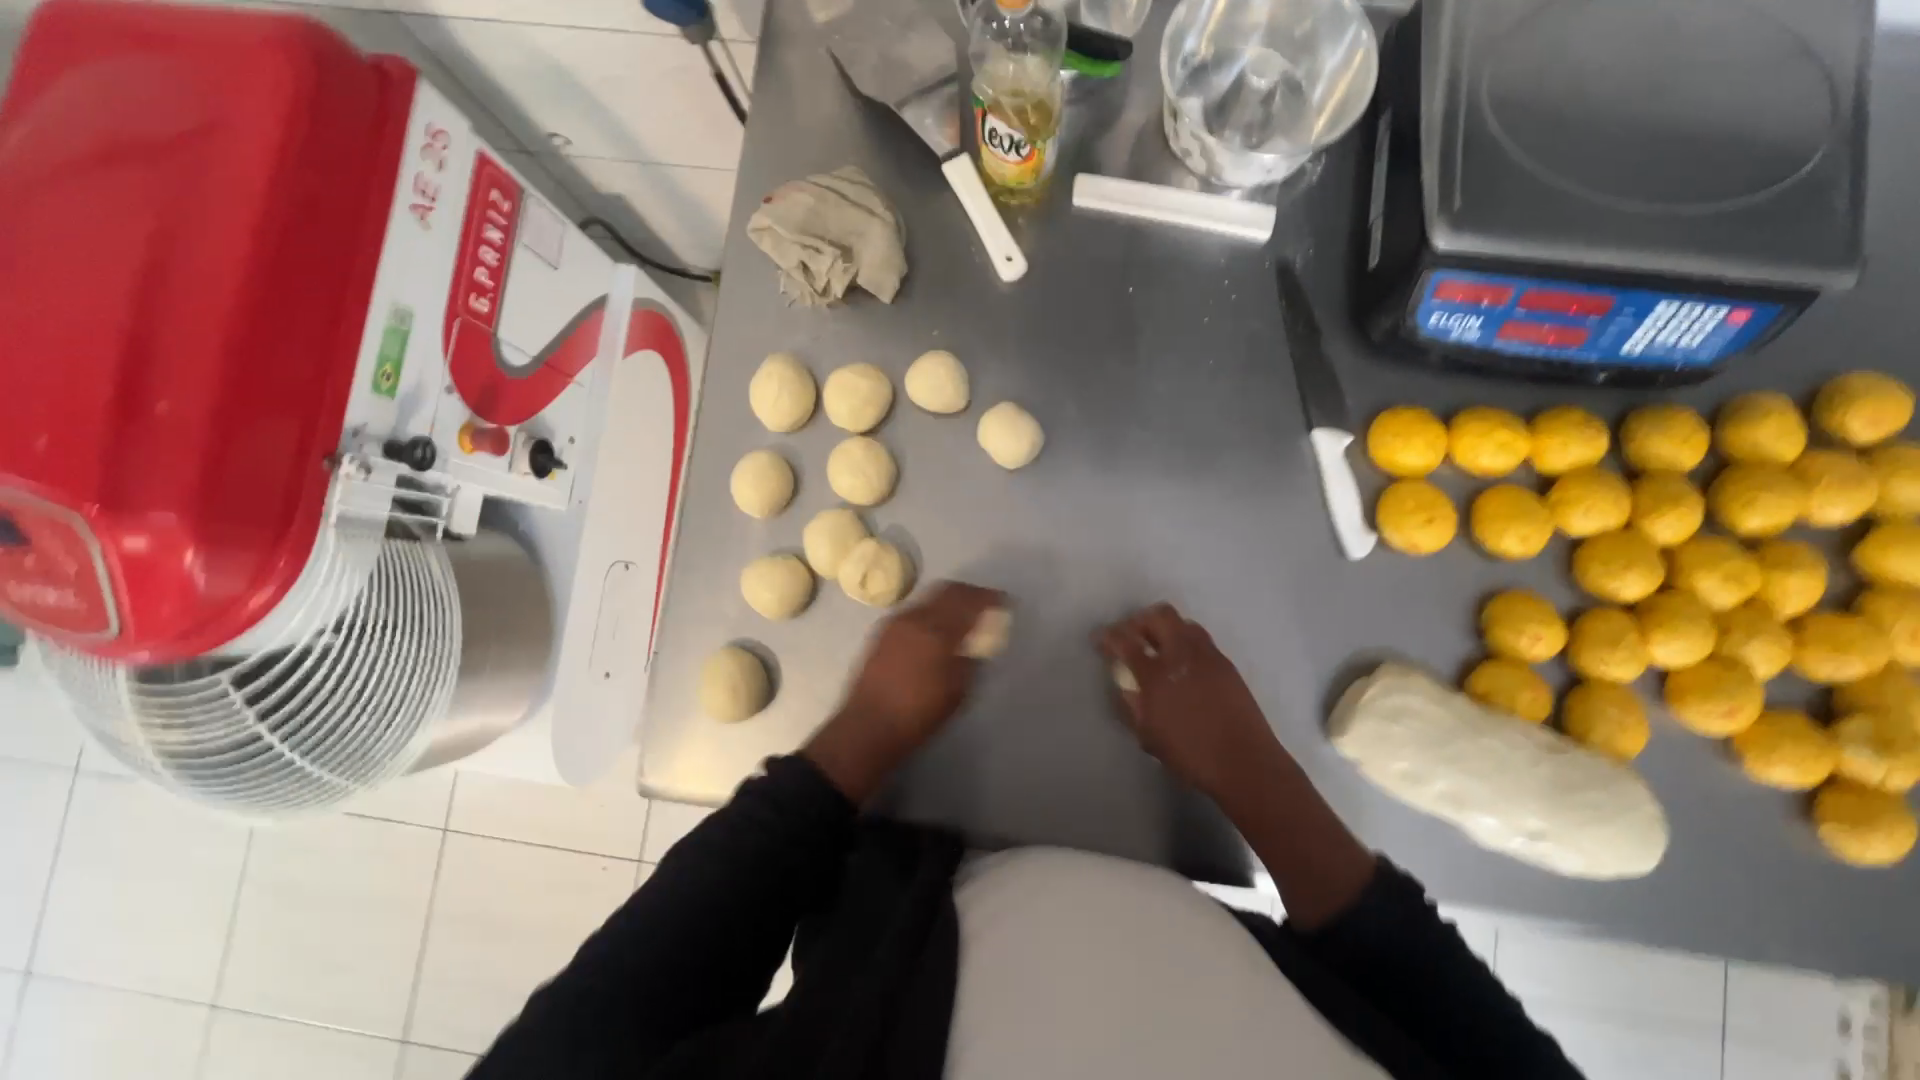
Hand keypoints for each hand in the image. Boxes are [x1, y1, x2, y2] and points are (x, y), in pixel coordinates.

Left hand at [804, 581, 1005, 802]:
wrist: (868, 727)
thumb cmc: (919, 715)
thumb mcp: (958, 690)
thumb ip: (971, 658)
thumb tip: (978, 642)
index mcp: (938, 631)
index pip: (969, 599)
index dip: (990, 597)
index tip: (1003, 601)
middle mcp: (915, 618)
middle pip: (947, 590)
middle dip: (969, 594)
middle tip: (984, 604)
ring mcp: (894, 623)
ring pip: (928, 599)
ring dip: (948, 602)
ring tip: (960, 618)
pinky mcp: (880, 633)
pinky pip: (912, 612)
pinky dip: (929, 613)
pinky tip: (934, 631)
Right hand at [1098, 603, 1285, 802]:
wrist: (1245, 762)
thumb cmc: (1190, 755)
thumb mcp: (1148, 735)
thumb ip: (1131, 705)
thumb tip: (1124, 685)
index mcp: (1157, 675)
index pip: (1125, 640)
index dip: (1107, 636)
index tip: (1099, 639)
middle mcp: (1183, 655)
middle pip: (1158, 616)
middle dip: (1138, 621)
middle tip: (1129, 638)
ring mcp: (1208, 656)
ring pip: (1183, 622)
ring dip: (1164, 628)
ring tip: (1157, 647)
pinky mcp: (1226, 664)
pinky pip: (1201, 639)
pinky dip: (1184, 642)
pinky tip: (1182, 664)